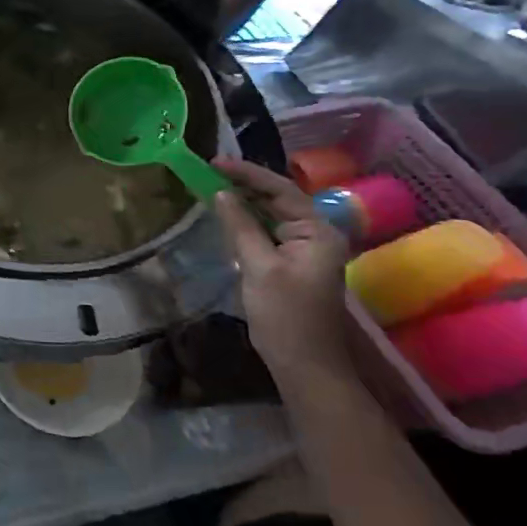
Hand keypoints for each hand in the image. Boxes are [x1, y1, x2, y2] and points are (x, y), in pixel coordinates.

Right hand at [210, 159, 353, 385]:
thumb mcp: (258, 266)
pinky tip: (226, 213)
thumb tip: (221, 193)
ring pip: (272, 213)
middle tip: (208, 170)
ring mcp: (305, 249)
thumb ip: (240, 226)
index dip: (247, 173)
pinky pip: (268, 230)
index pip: (280, 190)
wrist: (304, 363)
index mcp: (318, 232)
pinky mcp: (292, 261)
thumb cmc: (285, 315)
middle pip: (278, 198)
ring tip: (212, 184)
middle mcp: (317, 234)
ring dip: (244, 199)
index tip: (214, 162)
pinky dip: (246, 219)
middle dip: (245, 183)